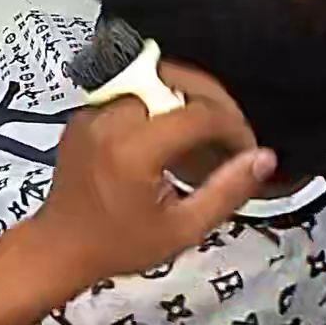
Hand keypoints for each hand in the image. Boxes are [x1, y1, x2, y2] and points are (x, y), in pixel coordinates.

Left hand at [25, 62, 273, 291]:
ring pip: (153, 79)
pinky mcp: (84, 113)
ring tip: (205, 130)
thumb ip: (227, 190)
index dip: (232, 126)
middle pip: (174, 80)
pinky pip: (131, 91)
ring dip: (187, 96)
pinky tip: (171, 134)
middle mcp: (109, 119)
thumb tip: (265, 158)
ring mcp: (92, 112)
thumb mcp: (182, 229)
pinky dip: (159, 102)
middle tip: (231, 130)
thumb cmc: (120, 244)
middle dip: (214, 99)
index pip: (197, 113)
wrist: (60, 245)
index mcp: (132, 149)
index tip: (246, 149)